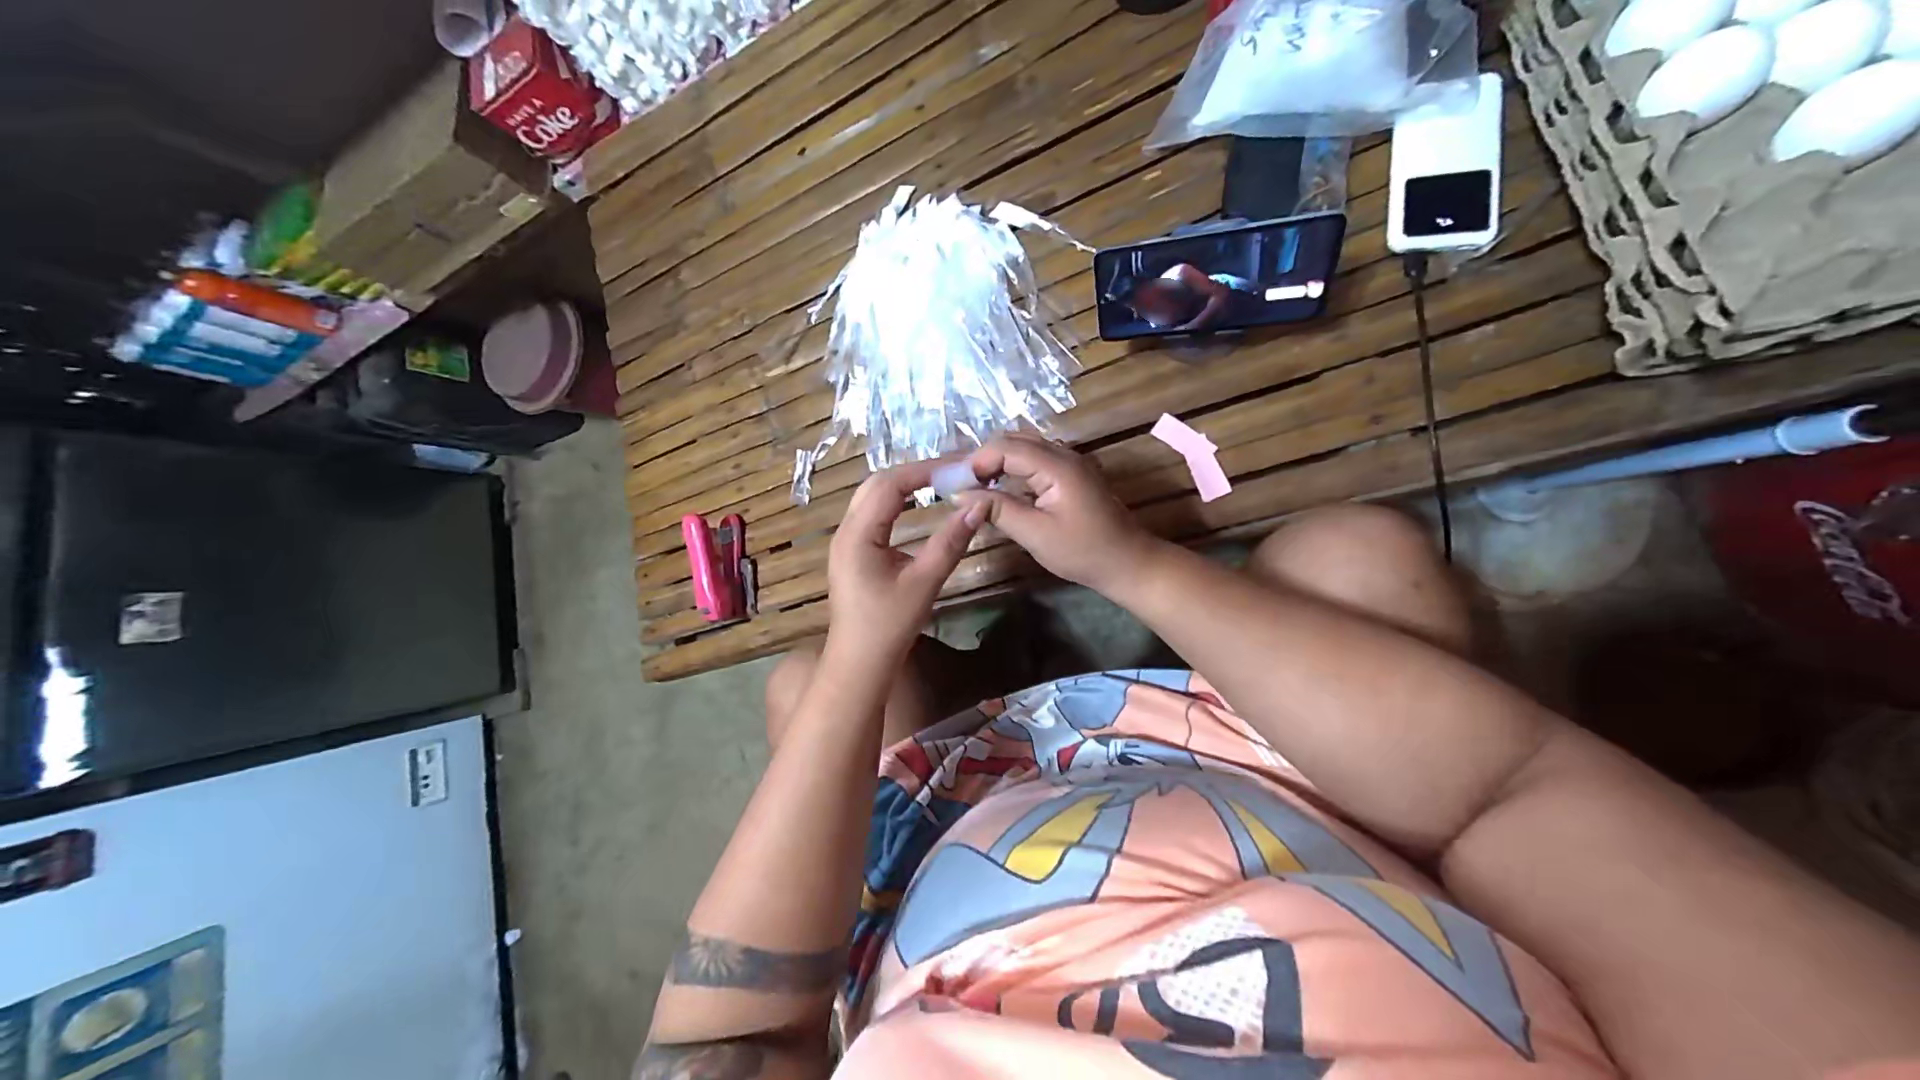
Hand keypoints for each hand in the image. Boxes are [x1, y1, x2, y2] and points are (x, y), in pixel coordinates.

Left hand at [826, 459, 986, 667]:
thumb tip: (978, 506)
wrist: (860, 664)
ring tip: (941, 482)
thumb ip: (950, 542)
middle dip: (915, 473)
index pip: (890, 484)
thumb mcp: (924, 583)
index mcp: (857, 534)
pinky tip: (919, 505)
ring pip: (873, 497)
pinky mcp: (853, 552)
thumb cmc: (889, 626)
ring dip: (906, 485)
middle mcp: (846, 531)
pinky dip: (898, 502)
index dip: (925, 470)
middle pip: (878, 484)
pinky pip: (874, 513)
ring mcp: (846, 541)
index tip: (959, 467)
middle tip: (953, 471)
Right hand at [953, 433, 1163, 591]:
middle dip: (983, 457)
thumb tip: (962, 495)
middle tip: (958, 483)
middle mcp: (1063, 454)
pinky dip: (1012, 467)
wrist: (1128, 562)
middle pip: (1013, 440)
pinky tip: (999, 487)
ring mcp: (1070, 461)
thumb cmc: (1083, 552)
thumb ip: (998, 510)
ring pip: (1024, 447)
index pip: (1005, 448)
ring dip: (997, 461)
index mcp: (1056, 466)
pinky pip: (1035, 459)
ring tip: (973, 484)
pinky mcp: (1071, 473)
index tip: (953, 484)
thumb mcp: (1035, 534)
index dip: (975, 462)